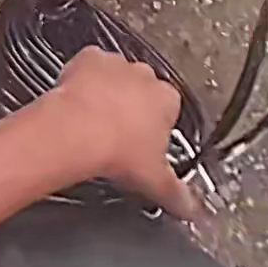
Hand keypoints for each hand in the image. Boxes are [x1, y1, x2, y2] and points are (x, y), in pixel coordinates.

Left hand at [32, 47, 201, 219]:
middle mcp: (143, 75)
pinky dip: (85, 76)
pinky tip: (80, 99)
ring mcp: (115, 64)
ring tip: (96, 118)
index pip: (170, 109)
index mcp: (166, 99)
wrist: (78, 130)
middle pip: (143, 88)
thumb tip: (190, 209)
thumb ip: (180, 196)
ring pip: (117, 75)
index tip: (145, 143)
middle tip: (120, 133)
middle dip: (134, 106)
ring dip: (110, 90)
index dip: (157, 126)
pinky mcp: (89, 57)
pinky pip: (90, 64)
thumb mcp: (157, 182)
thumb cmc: (118, 149)